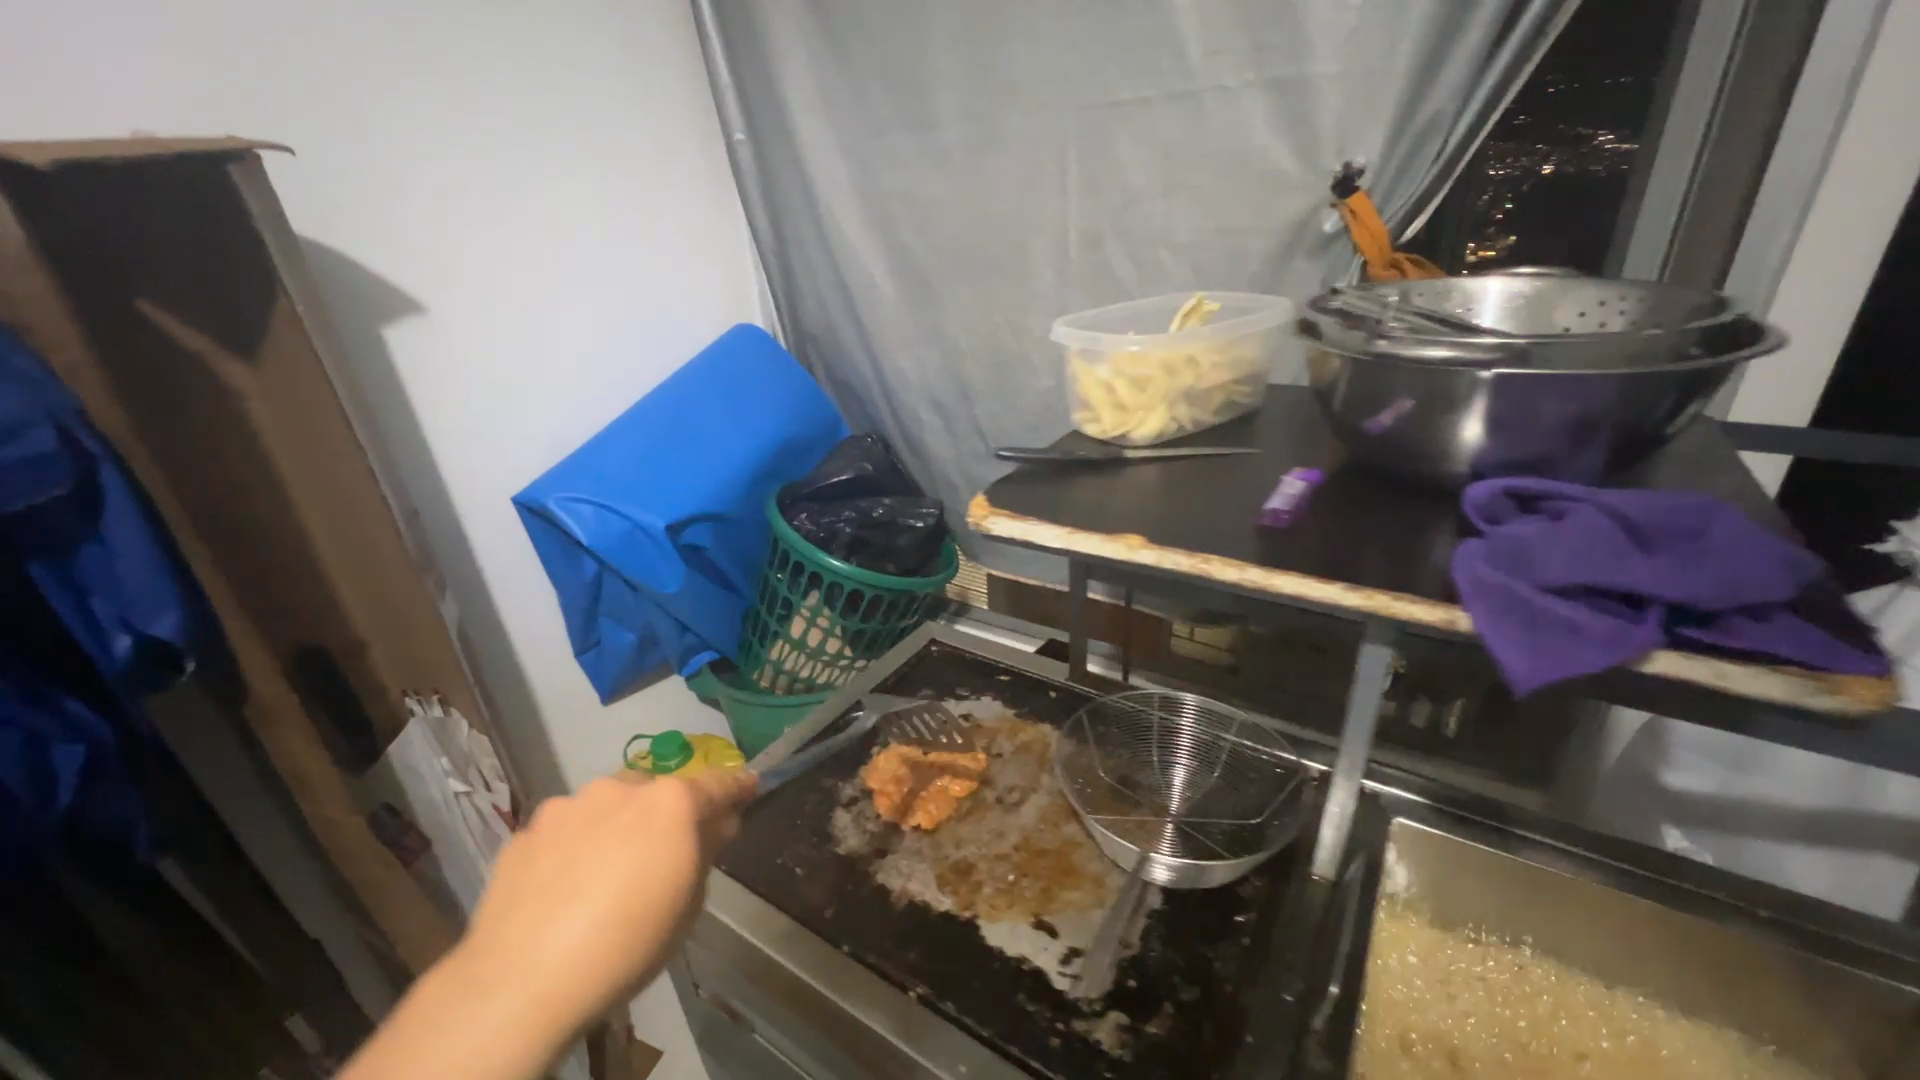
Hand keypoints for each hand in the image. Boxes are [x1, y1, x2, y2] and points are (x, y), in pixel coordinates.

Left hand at [457, 767, 756, 1028]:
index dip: (737, 787)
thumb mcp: (687, 904)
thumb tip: (715, 826)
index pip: (716, 785)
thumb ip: (704, 853)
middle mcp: (618, 790)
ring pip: (603, 806)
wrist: (522, 981)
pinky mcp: (524, 833)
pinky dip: (573, 848)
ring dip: (615, 826)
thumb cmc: (627, 944)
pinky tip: (565, 888)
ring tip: (607, 873)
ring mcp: (565, 807)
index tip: (750, 786)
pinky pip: (563, 832)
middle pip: (654, 791)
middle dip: (665, 812)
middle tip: (667, 849)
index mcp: (668, 804)